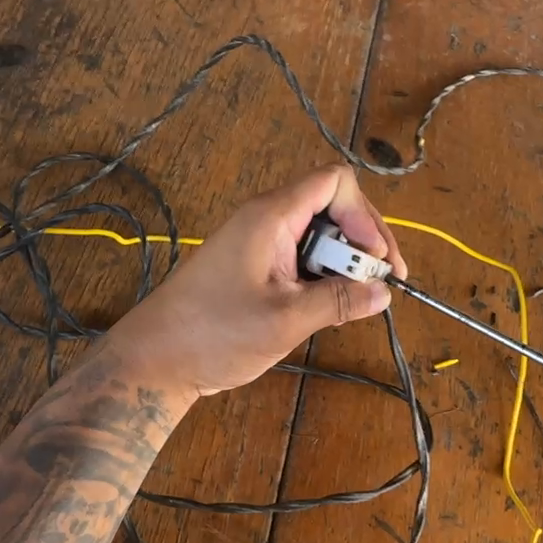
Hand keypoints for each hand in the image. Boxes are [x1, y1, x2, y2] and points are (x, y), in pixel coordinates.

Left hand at [100, 165, 406, 398]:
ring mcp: (261, 244)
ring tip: (360, 298)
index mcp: (272, 217)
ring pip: (320, 236)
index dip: (364, 215)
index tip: (376, 259)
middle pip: (333, 206)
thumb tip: (383, 292)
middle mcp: (268, 220)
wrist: (159, 359)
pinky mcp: (257, 267)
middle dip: (364, 240)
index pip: (335, 184)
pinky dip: (325, 276)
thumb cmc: (216, 334)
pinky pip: (303, 258)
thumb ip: (338, 301)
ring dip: (346, 262)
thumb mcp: (286, 319)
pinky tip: (334, 305)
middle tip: (383, 282)